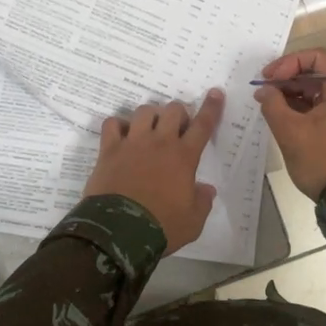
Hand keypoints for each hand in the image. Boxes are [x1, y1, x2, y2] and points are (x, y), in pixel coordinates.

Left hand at [84, 90, 224, 253]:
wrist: (120, 232)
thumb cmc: (162, 226)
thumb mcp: (193, 221)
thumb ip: (202, 202)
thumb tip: (206, 189)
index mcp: (183, 157)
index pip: (203, 125)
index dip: (211, 107)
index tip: (215, 93)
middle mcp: (159, 142)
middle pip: (173, 110)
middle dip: (179, 113)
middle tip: (178, 128)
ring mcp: (132, 143)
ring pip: (144, 111)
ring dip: (151, 116)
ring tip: (150, 129)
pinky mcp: (109, 149)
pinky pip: (112, 123)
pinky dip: (118, 125)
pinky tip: (122, 135)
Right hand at [255, 49, 325, 199]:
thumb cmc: (320, 159)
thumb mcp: (290, 130)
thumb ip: (272, 104)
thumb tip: (264, 90)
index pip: (316, 58)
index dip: (290, 62)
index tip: (270, 77)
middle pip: (313, 73)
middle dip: (285, 78)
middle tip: (262, 89)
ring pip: (311, 91)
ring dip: (288, 92)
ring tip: (265, 102)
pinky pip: (313, 107)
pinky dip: (295, 107)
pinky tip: (276, 113)